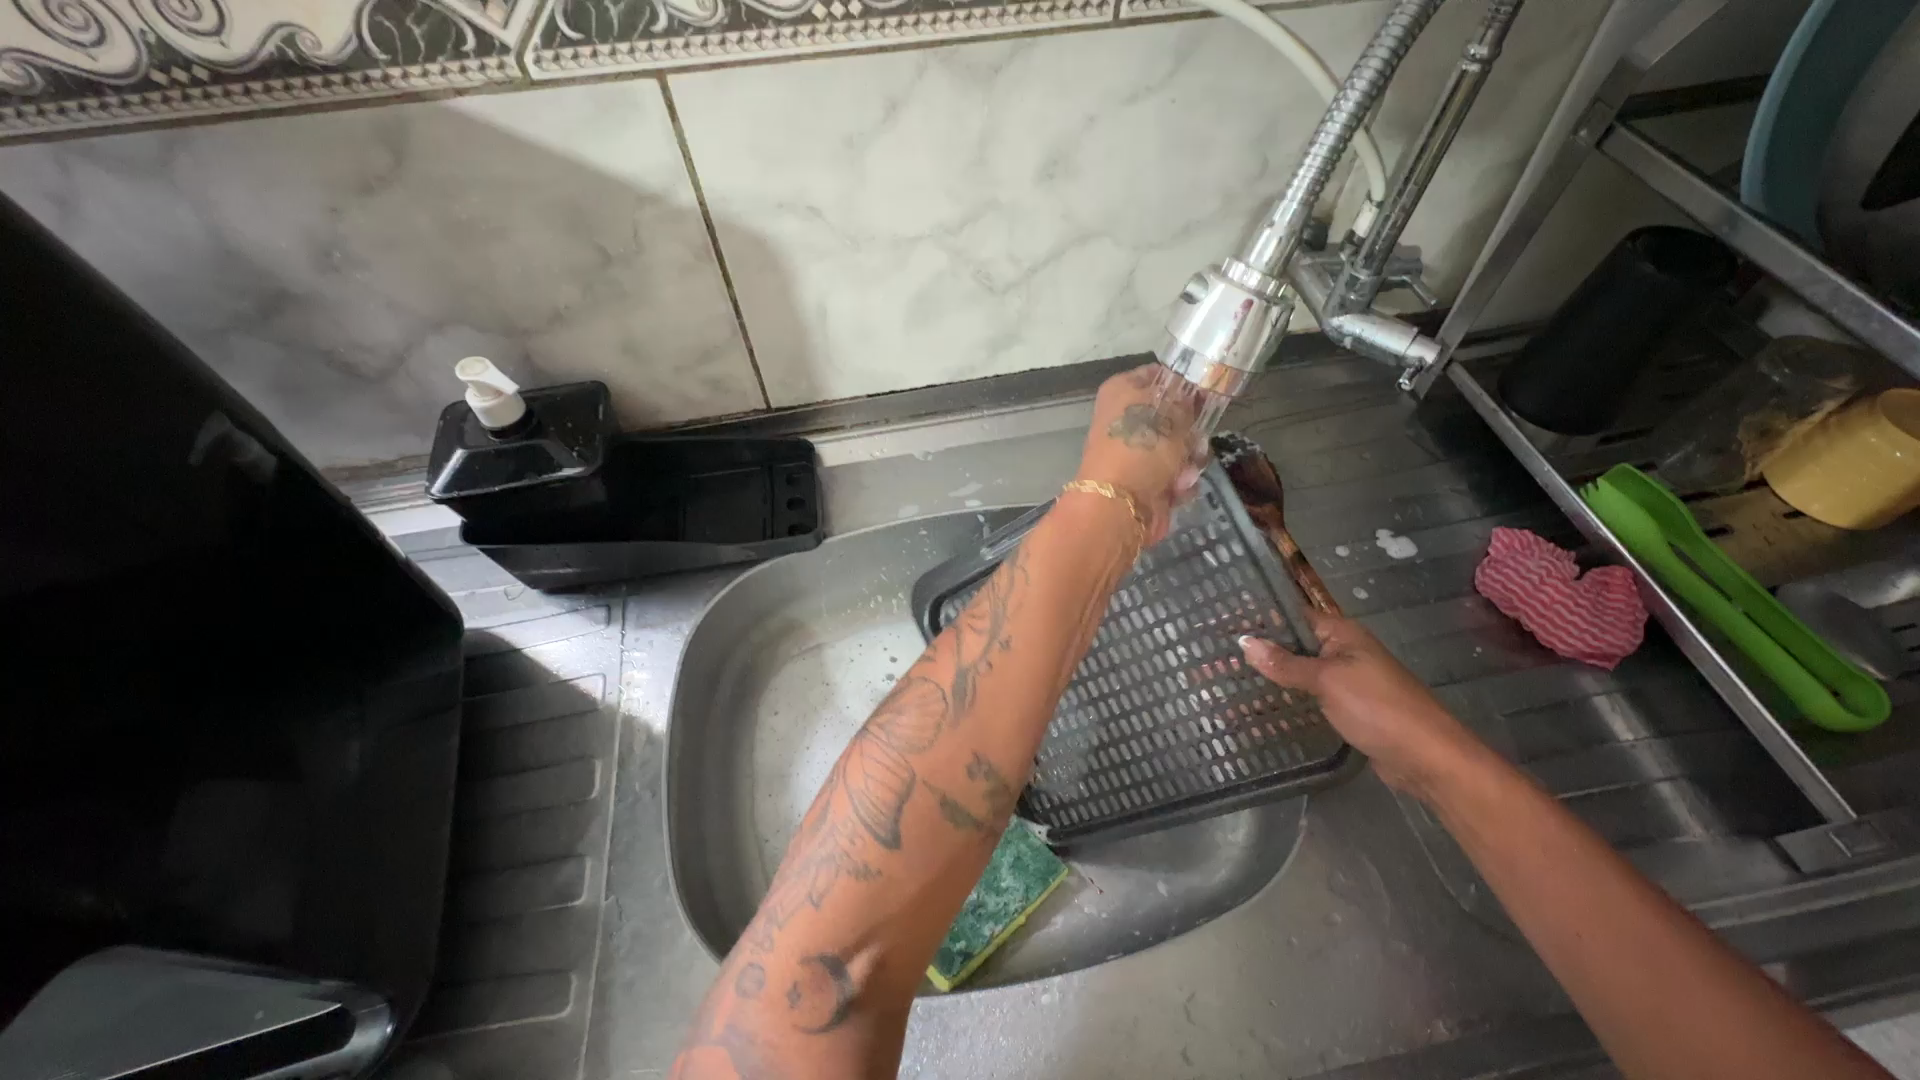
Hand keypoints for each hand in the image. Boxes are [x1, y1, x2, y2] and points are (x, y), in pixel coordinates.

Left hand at [1073, 365, 1200, 544]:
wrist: (1120, 505)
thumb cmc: (1142, 447)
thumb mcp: (1171, 409)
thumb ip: (1186, 396)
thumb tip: (1190, 394)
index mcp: (1122, 391)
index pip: (1158, 375)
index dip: (1184, 383)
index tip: (1205, 393)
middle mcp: (1126, 420)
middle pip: (1175, 416)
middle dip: (1191, 431)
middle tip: (1194, 439)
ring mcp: (1136, 453)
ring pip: (1181, 448)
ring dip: (1189, 460)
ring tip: (1183, 471)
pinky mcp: (1146, 482)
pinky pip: (1177, 475)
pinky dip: (1181, 483)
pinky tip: (1176, 489)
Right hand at [1238, 612, 1489, 799]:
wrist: (1426, 756)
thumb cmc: (1377, 707)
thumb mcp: (1327, 680)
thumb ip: (1285, 663)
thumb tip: (1244, 641)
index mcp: (1342, 634)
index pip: (1293, 615)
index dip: (1261, 618)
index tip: (1222, 623)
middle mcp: (1344, 651)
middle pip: (1295, 644)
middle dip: (1260, 649)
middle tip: (1215, 654)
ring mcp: (1347, 681)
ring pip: (1300, 672)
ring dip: (1272, 676)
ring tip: (1228, 678)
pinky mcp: (1348, 708)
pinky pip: (1310, 696)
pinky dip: (1289, 698)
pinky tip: (1262, 705)